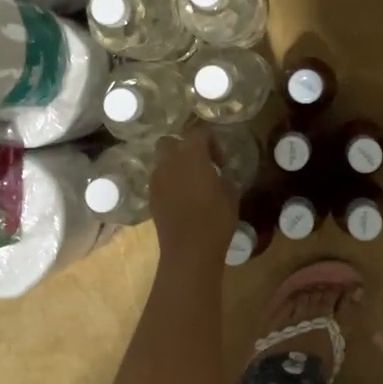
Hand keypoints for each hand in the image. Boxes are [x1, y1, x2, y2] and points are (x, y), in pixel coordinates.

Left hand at [147, 126, 237, 262]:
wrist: (189, 250)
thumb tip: (218, 174)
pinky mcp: (151, 198)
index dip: (212, 143)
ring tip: (191, 183)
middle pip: (170, 141)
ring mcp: (156, 181)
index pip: (199, 133)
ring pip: (162, 161)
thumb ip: (222, 176)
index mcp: (191, 156)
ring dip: (175, 165)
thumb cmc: (216, 219)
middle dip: (184, 147)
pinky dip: (169, 182)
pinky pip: (159, 180)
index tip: (221, 162)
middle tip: (200, 164)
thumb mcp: (230, 193)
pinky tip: (183, 198)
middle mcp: (169, 162)